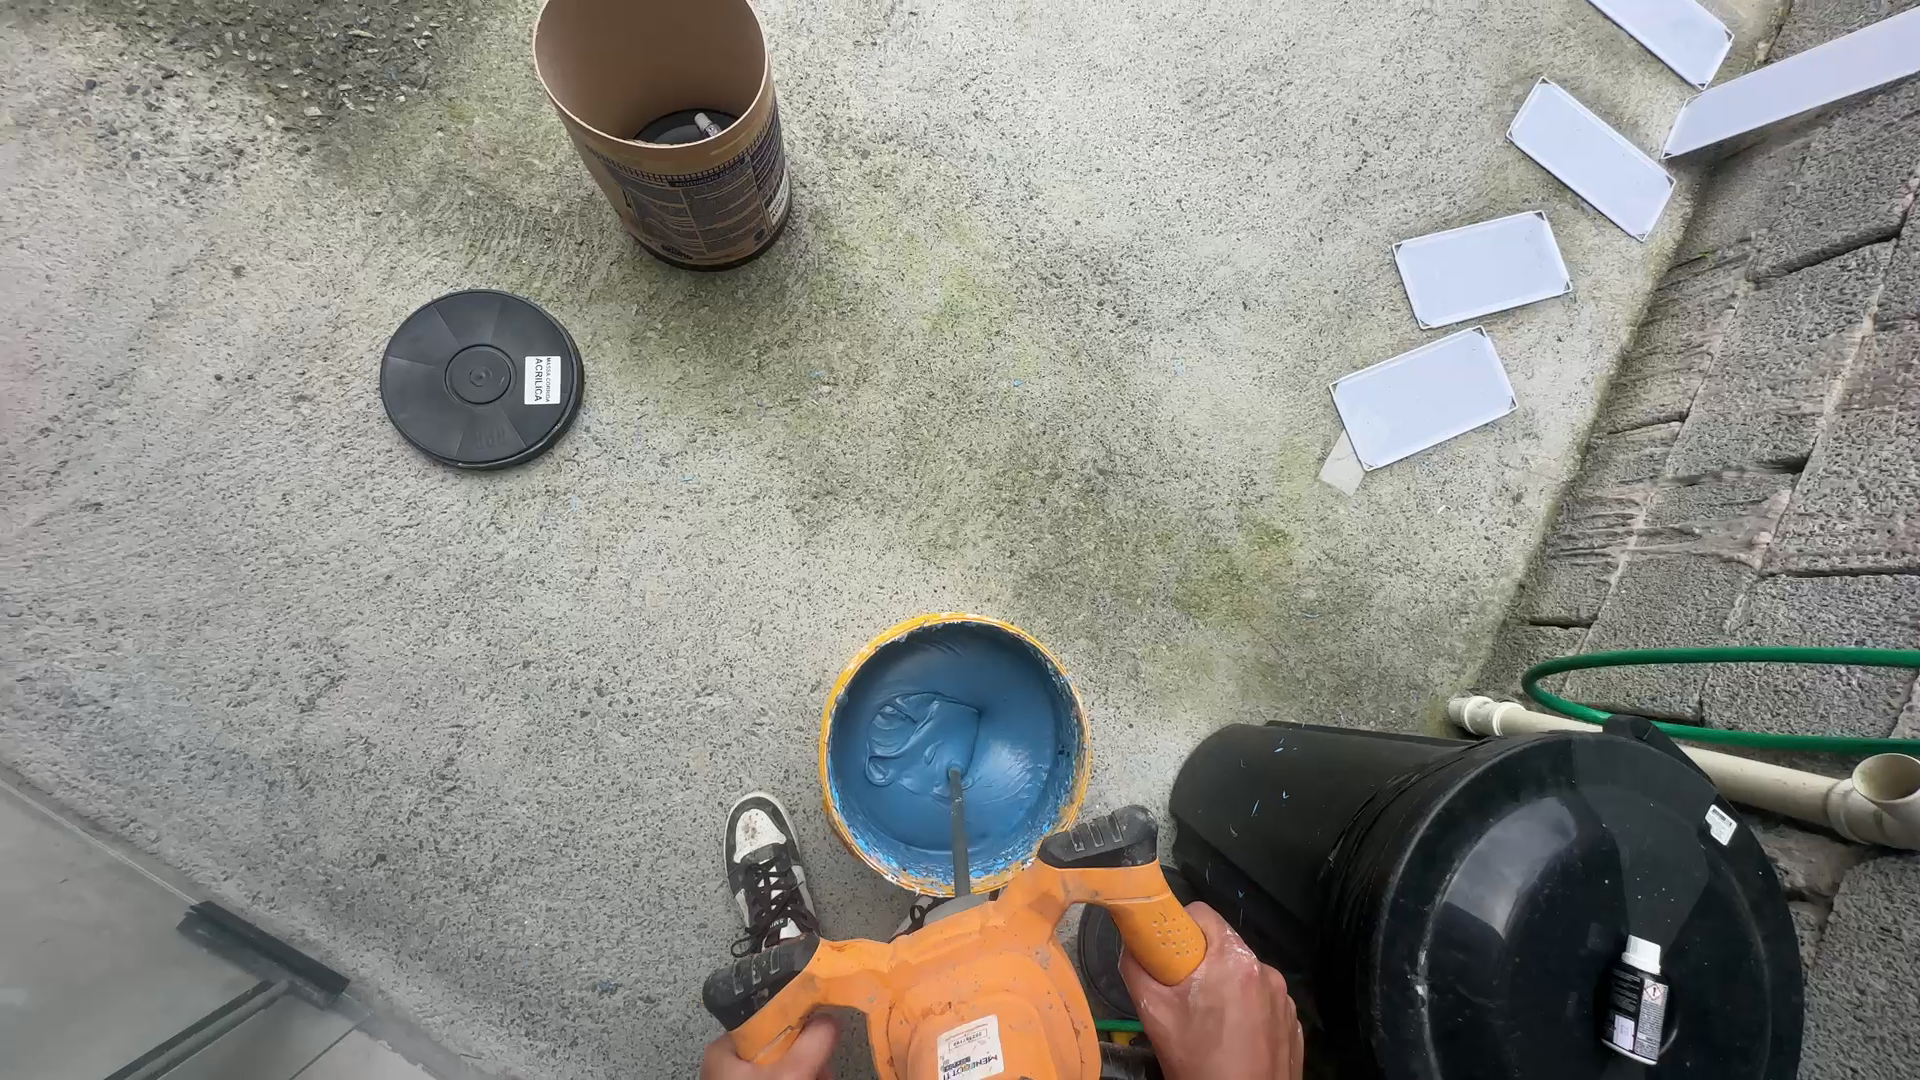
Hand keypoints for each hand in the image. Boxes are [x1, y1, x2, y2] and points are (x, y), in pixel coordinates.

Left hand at [698, 1015, 837, 1079]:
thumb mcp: (792, 1075)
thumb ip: (814, 1041)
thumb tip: (831, 1017)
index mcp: (725, 1049)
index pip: (768, 1016)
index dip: (799, 1021)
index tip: (822, 1033)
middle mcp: (727, 1064)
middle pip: (777, 1045)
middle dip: (808, 1058)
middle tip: (826, 1072)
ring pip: (780, 1070)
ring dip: (807, 1074)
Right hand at [1119, 901, 1303, 1079]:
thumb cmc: (1201, 1067)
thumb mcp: (1153, 1014)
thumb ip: (1135, 967)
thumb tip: (1130, 945)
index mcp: (1234, 960)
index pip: (1202, 914)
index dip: (1179, 928)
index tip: (1169, 952)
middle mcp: (1265, 972)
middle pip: (1222, 945)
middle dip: (1200, 962)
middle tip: (1183, 992)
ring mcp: (1283, 1000)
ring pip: (1241, 973)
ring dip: (1223, 986)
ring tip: (1207, 1021)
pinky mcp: (1292, 1023)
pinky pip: (1261, 999)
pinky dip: (1245, 1009)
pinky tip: (1231, 1037)